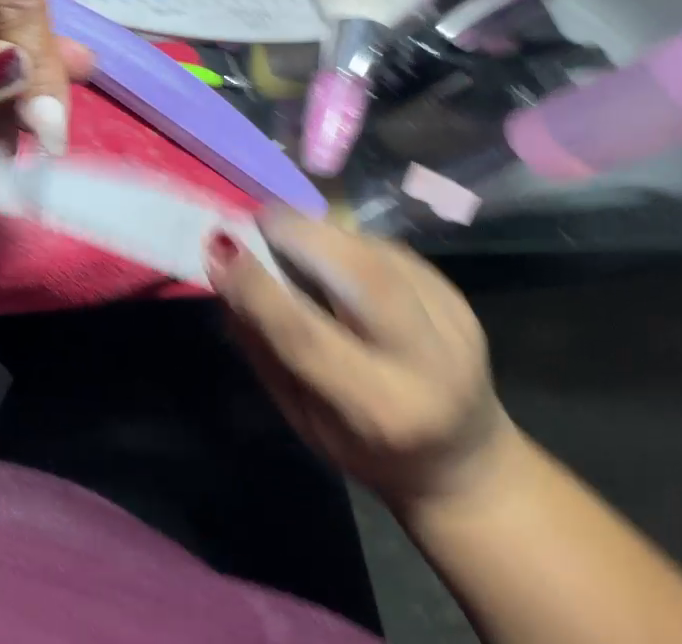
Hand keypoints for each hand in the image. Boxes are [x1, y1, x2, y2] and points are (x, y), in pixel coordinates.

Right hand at [205, 211, 514, 511]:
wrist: (463, 464)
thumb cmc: (361, 448)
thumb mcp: (299, 415)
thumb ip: (264, 350)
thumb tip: (225, 285)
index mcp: (377, 406)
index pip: (306, 334)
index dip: (257, 287)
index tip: (218, 249)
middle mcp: (426, 363)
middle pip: (366, 278)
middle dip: (304, 236)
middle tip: (257, 217)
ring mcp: (455, 328)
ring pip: (380, 256)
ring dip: (322, 232)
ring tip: (282, 230)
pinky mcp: (462, 303)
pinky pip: (395, 255)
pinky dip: (349, 242)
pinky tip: (325, 248)